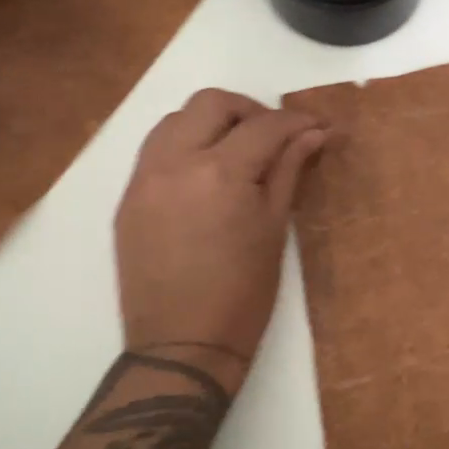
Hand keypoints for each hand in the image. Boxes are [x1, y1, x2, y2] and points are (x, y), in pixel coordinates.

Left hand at [115, 90, 325, 393]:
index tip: (320, 130)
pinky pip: (156, 149)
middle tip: (277, 137)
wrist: (182, 345)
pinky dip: (185, 145)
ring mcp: (144, 178)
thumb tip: (314, 134)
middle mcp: (175, 163)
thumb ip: (289, 171)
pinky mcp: (128, 198)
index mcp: (220, 173)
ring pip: (176, 119)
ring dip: (212, 123)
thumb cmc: (243, 293)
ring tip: (239, 150)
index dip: (299, 123)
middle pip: (212, 104)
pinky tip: (208, 174)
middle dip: (252, 111)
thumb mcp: (275, 228)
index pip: (265, 126)